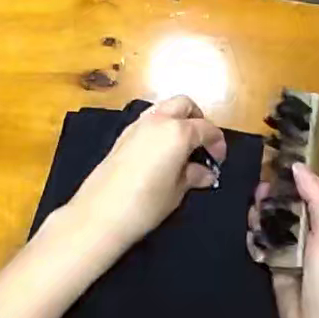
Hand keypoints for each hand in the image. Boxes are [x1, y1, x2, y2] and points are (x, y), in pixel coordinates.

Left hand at [63, 96, 228, 254]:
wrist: (101, 212)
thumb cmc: (146, 203)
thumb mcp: (177, 191)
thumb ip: (194, 175)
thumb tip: (206, 172)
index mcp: (178, 131)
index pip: (207, 129)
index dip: (217, 144)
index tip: (218, 162)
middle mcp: (159, 120)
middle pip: (185, 105)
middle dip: (197, 120)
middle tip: (201, 146)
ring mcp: (138, 124)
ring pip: (165, 108)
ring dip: (178, 120)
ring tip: (182, 148)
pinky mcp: (123, 134)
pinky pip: (149, 120)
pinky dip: (161, 127)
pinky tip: (162, 152)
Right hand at [254, 166, 318, 317]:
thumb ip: (317, 199)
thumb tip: (299, 165)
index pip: (315, 187)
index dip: (298, 172)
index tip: (274, 158)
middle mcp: (314, 233)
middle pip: (290, 202)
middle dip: (273, 193)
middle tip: (256, 190)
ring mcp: (294, 250)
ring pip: (274, 220)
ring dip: (261, 213)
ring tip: (250, 212)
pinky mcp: (276, 267)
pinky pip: (262, 243)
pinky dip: (254, 236)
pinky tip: (247, 232)